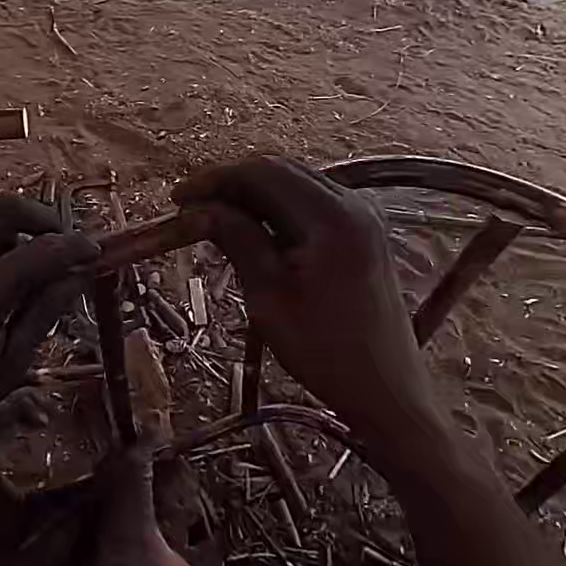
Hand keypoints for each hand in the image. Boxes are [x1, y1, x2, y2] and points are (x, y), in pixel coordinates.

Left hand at [0, 193, 96, 464]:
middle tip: (59, 237)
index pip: (37, 254)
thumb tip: (73, 279)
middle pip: (0, 210)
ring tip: (23, 252)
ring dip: (3, 225)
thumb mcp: (1, 374)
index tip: (93, 249)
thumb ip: (40, 317)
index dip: (72, 247)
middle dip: (39, 216)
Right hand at [173, 158, 437, 428]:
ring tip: (213, 219)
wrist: (387, 393)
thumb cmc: (324, 352)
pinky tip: (250, 230)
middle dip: (232, 184)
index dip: (216, 179)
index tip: (178, 198)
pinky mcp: (361, 233)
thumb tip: (201, 208)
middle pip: (281, 171)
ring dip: (252, 196)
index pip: (264, 174)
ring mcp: (361, 217)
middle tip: (191, 208)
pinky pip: (310, 204)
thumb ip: (238, 240)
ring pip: (294, 185)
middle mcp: (353, 205)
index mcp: (333, 218)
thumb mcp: (269, 297)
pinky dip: (275, 210)